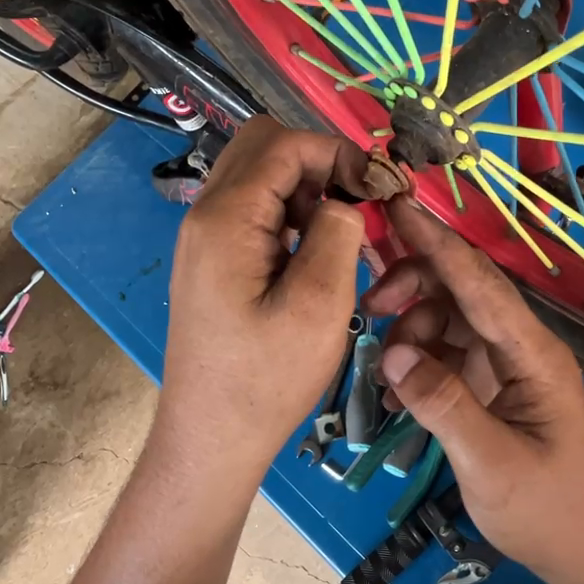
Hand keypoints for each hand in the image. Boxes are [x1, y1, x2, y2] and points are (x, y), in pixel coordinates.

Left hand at [161, 117, 368, 475]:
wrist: (211, 438)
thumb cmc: (266, 379)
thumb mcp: (319, 306)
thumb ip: (338, 233)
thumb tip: (345, 199)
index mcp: (226, 219)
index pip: (284, 144)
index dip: (338, 152)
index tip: (379, 188)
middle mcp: (205, 215)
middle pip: (263, 147)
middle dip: (319, 162)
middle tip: (357, 203)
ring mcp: (204, 238)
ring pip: (259, 176)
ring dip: (306, 188)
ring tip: (341, 233)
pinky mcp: (212, 260)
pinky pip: (253, 210)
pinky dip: (290, 214)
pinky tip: (314, 254)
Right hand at [361, 196, 583, 583]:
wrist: (580, 551)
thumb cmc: (546, 510)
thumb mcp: (491, 463)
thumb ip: (444, 404)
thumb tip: (392, 353)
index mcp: (533, 352)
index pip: (480, 282)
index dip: (437, 242)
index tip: (396, 205)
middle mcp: (519, 345)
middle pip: (460, 290)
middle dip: (412, 286)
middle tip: (369, 308)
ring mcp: (504, 364)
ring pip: (447, 318)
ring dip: (410, 331)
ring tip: (384, 372)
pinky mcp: (490, 384)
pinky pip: (445, 353)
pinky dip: (416, 362)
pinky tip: (397, 395)